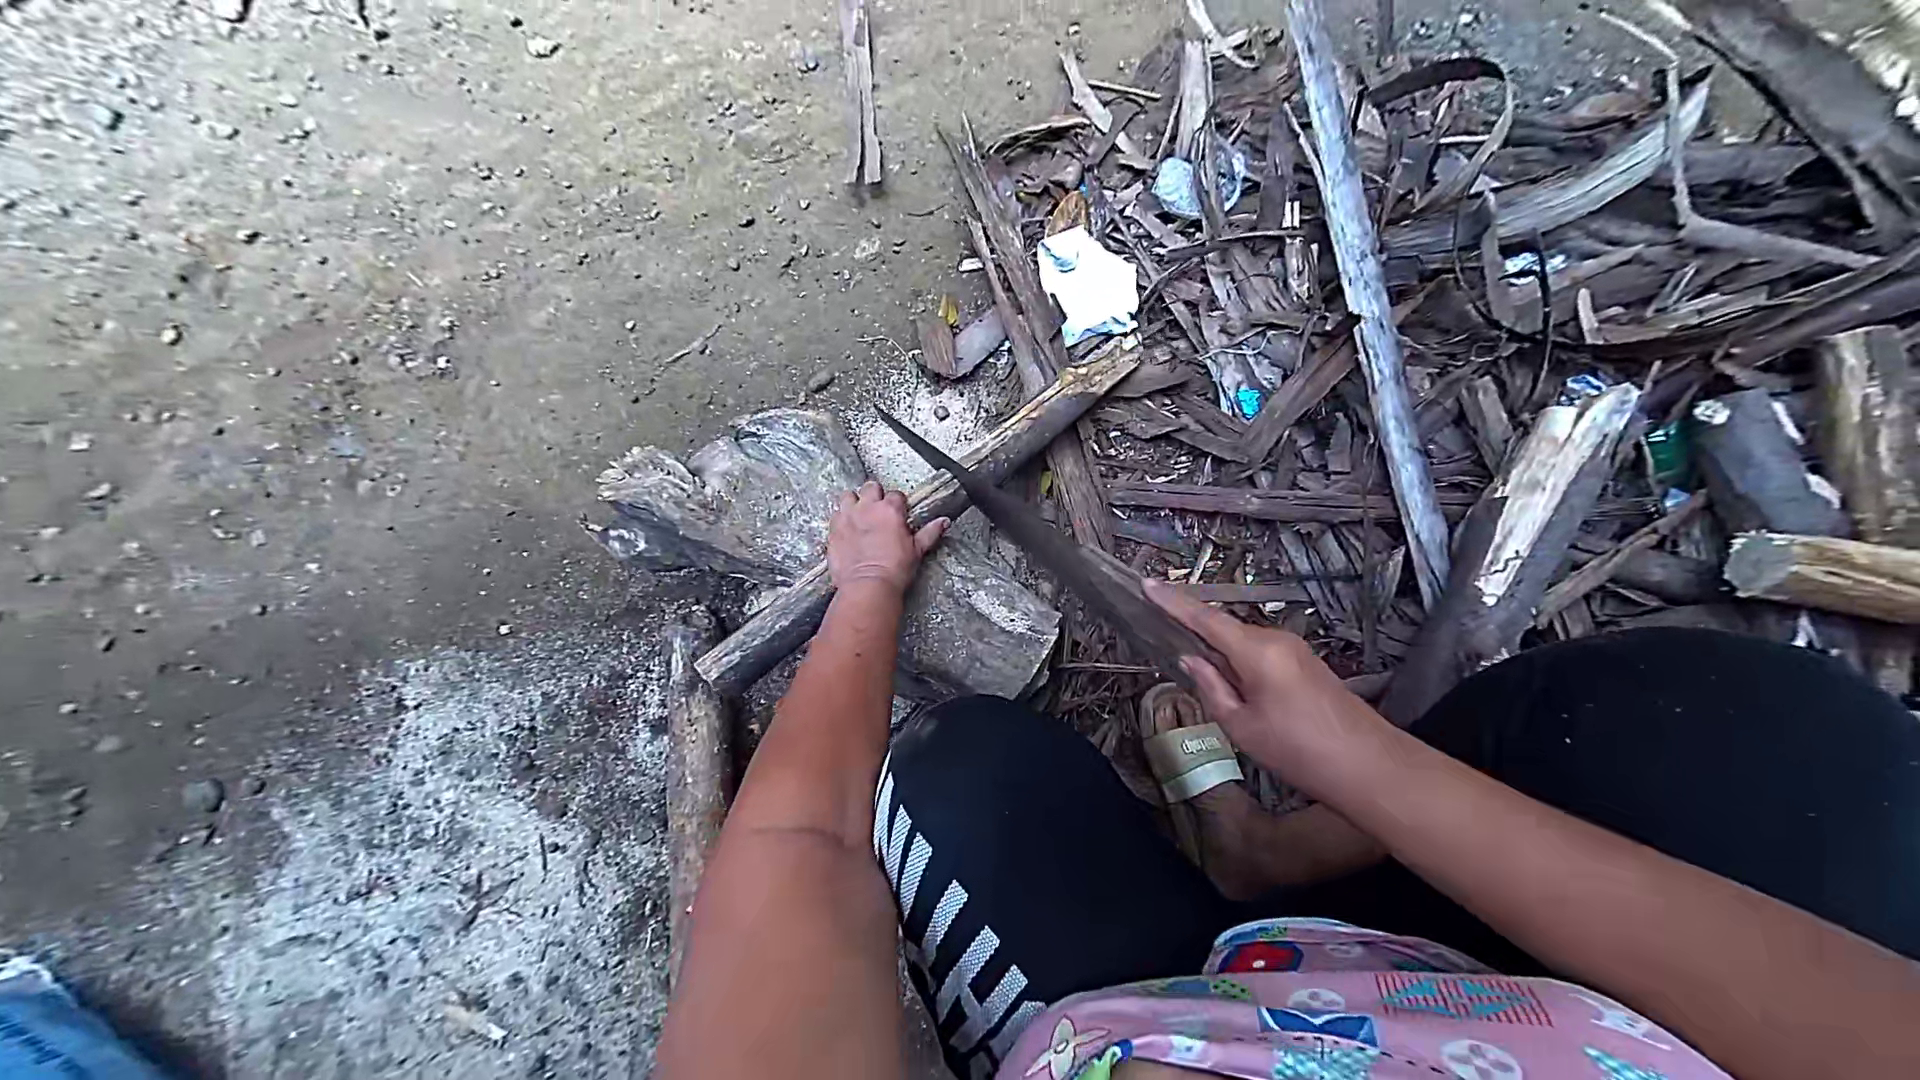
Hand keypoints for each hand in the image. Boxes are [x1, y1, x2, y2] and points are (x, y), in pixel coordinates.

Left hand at [826, 481, 948, 593]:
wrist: (868, 585)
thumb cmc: (892, 569)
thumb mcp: (917, 550)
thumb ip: (930, 532)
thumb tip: (942, 522)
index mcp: (890, 510)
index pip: (896, 495)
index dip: (898, 504)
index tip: (898, 514)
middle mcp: (867, 508)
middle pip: (870, 487)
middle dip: (874, 495)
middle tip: (878, 510)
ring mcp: (848, 517)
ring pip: (848, 496)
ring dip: (854, 502)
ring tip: (859, 514)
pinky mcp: (833, 530)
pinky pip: (835, 515)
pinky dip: (840, 519)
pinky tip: (846, 528)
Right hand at [1145, 579, 1390, 780]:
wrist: (1371, 768)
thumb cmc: (1299, 751)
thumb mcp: (1240, 726)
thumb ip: (1210, 686)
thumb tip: (1190, 658)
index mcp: (1256, 651)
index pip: (1204, 618)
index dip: (1172, 601)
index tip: (1147, 584)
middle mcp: (1276, 640)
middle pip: (1223, 629)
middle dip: (1197, 637)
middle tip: (1170, 650)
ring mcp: (1294, 648)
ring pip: (1242, 642)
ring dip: (1220, 655)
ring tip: (1209, 685)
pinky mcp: (1305, 662)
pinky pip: (1260, 652)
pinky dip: (1240, 662)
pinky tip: (1237, 689)